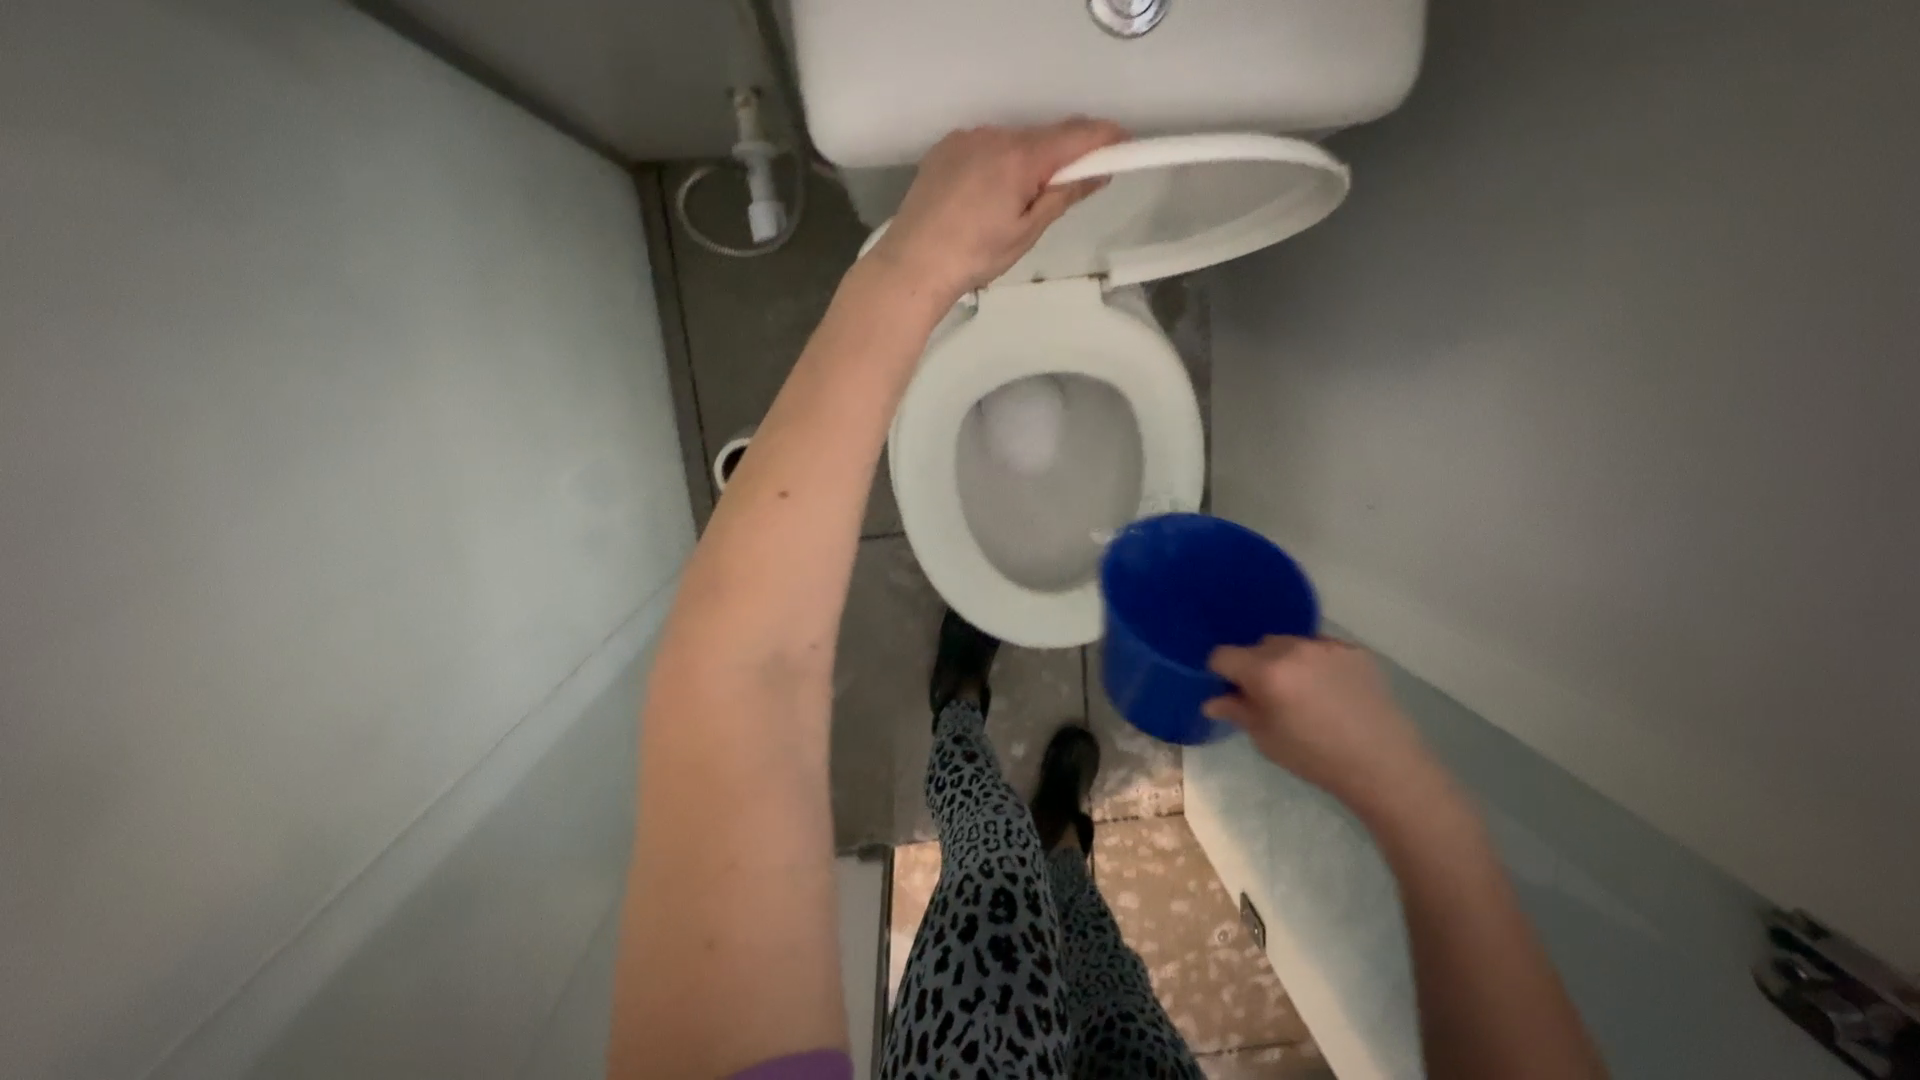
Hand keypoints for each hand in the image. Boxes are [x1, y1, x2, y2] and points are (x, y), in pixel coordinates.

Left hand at [867, 119, 1128, 300]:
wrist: (912, 264)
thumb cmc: (972, 256)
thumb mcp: (1026, 232)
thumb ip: (1063, 195)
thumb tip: (1097, 172)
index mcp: (1018, 158)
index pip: (1076, 135)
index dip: (1106, 138)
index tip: (1126, 145)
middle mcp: (993, 137)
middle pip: (1045, 137)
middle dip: (1065, 156)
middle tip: (1073, 188)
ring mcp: (966, 140)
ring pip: (1014, 141)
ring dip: (1029, 161)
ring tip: (1019, 204)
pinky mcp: (946, 149)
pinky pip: (986, 147)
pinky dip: (1000, 162)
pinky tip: (989, 197)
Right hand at [1205, 636, 1447, 821]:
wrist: (1383, 764)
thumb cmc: (1315, 757)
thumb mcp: (1266, 739)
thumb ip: (1237, 712)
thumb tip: (1212, 701)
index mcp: (1266, 671)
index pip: (1223, 656)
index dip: (1221, 674)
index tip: (1233, 693)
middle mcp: (1293, 649)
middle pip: (1258, 646)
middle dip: (1255, 666)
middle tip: (1269, 696)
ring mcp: (1327, 646)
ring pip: (1291, 644)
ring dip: (1286, 661)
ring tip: (1304, 693)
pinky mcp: (1355, 651)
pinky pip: (1322, 648)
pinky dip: (1317, 663)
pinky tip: (1331, 690)